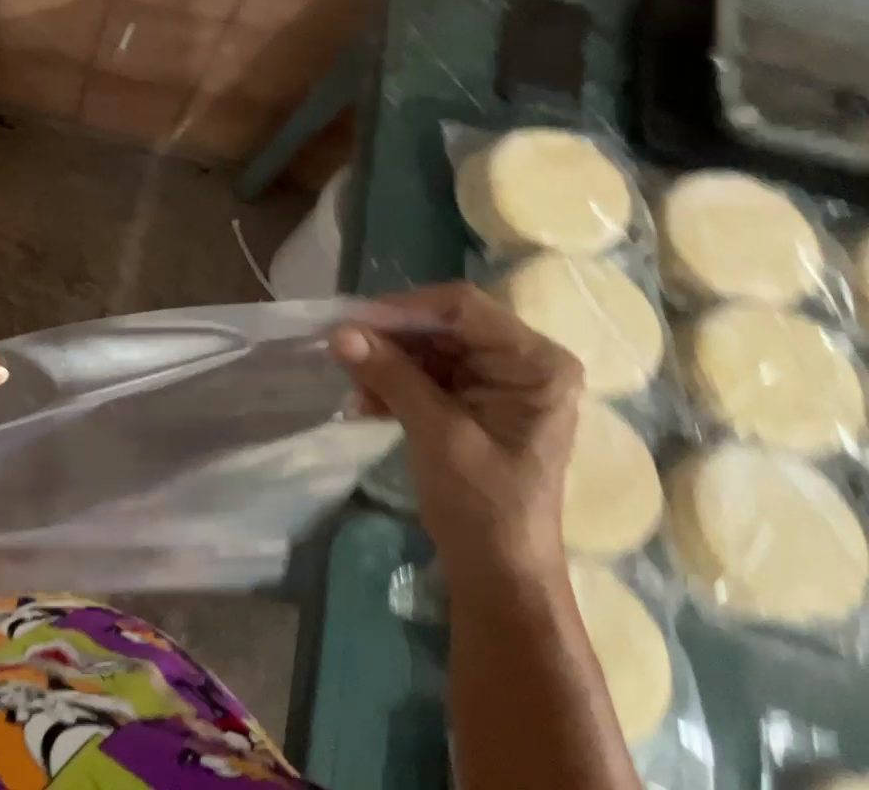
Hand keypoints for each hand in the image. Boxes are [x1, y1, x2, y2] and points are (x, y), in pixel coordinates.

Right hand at [332, 283, 583, 581]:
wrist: (497, 566)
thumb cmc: (483, 502)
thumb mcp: (437, 433)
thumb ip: (391, 376)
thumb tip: (339, 332)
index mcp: (536, 363)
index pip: (463, 309)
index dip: (403, 309)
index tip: (349, 322)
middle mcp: (521, 362)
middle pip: (442, 326)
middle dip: (389, 340)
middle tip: (340, 354)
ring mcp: (496, 381)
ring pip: (426, 348)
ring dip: (385, 364)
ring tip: (353, 390)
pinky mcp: (471, 401)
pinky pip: (423, 374)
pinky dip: (391, 384)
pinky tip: (363, 405)